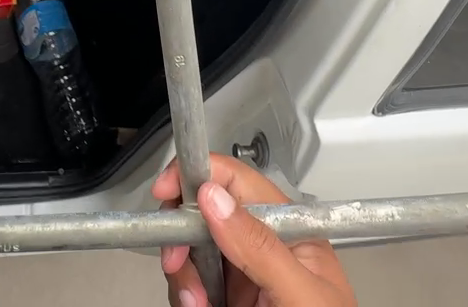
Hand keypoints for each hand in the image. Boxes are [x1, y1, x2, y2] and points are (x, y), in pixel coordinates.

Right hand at [155, 153, 355, 306]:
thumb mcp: (301, 293)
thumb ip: (262, 246)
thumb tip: (216, 197)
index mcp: (287, 227)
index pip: (237, 179)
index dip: (198, 174)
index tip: (165, 189)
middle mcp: (262, 244)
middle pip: (203, 211)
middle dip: (182, 234)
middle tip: (176, 261)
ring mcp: (242, 272)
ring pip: (191, 249)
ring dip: (183, 273)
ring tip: (197, 302)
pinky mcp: (227, 297)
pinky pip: (190, 283)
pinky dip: (185, 295)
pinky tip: (198, 306)